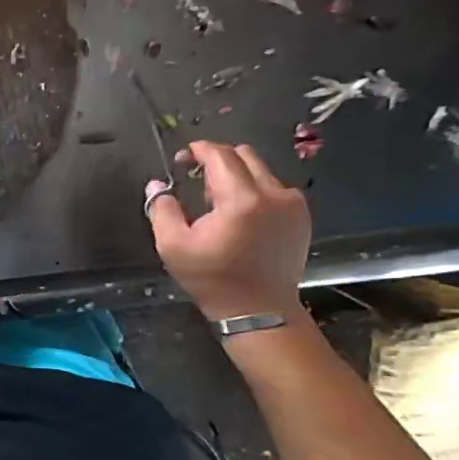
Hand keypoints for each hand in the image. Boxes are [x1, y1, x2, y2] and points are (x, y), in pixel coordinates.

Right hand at [146, 141, 310, 320]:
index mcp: (241, 200)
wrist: (259, 309)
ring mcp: (292, 206)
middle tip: (196, 172)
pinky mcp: (301, 217)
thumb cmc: (211, 278)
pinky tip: (238, 210)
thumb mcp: (173, 245)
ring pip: (262, 171)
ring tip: (216, 197)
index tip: (183, 155)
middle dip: (218, 157)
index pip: (221, 156)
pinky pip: (275, 188)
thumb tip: (157, 185)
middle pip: (246, 156)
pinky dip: (254, 189)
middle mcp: (273, 195)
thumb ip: (162, 209)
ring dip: (236, 174)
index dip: (199, 150)